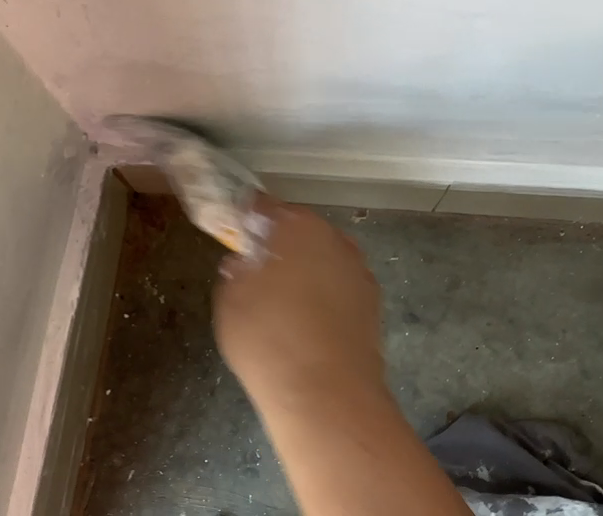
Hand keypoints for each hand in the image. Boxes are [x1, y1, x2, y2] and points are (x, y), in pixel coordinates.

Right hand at [212, 198, 386, 411]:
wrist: (327, 395)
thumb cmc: (268, 338)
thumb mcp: (228, 299)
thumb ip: (235, 270)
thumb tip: (244, 264)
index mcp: (295, 225)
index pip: (264, 207)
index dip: (247, 220)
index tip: (236, 236)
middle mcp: (333, 238)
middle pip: (300, 231)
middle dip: (280, 245)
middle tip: (259, 272)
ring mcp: (358, 270)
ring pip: (323, 259)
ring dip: (307, 270)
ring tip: (286, 304)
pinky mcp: (373, 303)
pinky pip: (340, 288)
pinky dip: (326, 297)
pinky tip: (311, 326)